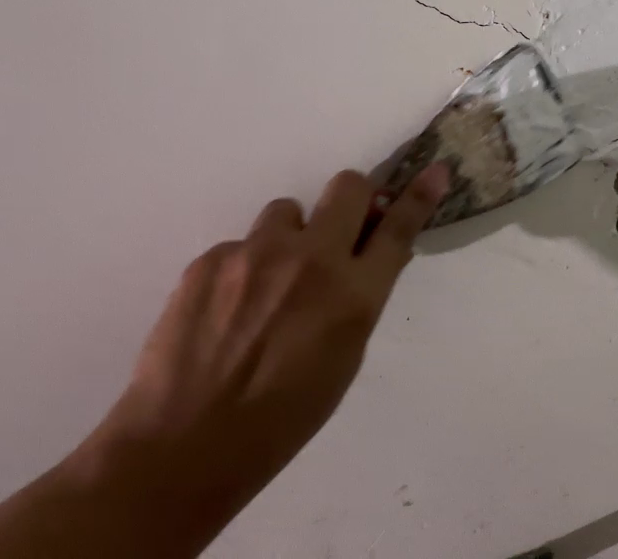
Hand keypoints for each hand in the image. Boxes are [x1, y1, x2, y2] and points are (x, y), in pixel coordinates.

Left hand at [79, 164, 449, 509]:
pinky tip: (225, 313)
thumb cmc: (280, 420)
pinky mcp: (210, 259)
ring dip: (289, 237)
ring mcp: (256, 253)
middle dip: (351, 201)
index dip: (419, 196)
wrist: (182, 445)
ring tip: (267, 285)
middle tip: (337, 231)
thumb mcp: (343, 361)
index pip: (397, 229)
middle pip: (347, 188)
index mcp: (353, 296)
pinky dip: (243, 269)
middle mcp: (310, 261)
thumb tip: (362, 261)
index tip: (435, 171)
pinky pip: (240, 245)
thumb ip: (357, 300)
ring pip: (287, 211)